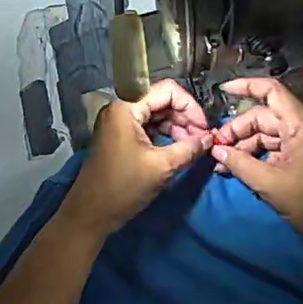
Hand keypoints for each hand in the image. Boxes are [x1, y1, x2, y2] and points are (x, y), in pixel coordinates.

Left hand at [59, 80, 212, 234]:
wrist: (91, 213)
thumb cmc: (124, 187)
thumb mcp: (163, 166)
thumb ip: (190, 148)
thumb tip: (211, 138)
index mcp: (127, 107)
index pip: (168, 90)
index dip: (191, 107)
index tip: (204, 128)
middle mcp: (121, 107)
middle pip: (162, 101)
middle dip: (185, 118)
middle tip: (203, 140)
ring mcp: (118, 121)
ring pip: (156, 114)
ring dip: (177, 128)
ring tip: (194, 147)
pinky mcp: (119, 135)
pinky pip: (147, 126)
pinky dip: (164, 135)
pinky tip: (179, 149)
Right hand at [209, 77, 302, 244]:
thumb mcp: (268, 183)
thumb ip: (239, 163)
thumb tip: (217, 151)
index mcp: (301, 124)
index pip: (272, 91)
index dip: (246, 86)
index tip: (223, 90)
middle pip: (264, 116)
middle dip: (238, 130)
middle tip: (217, 150)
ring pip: (267, 132)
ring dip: (245, 145)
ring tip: (222, 164)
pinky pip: (276, 146)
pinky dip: (257, 154)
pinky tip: (239, 168)